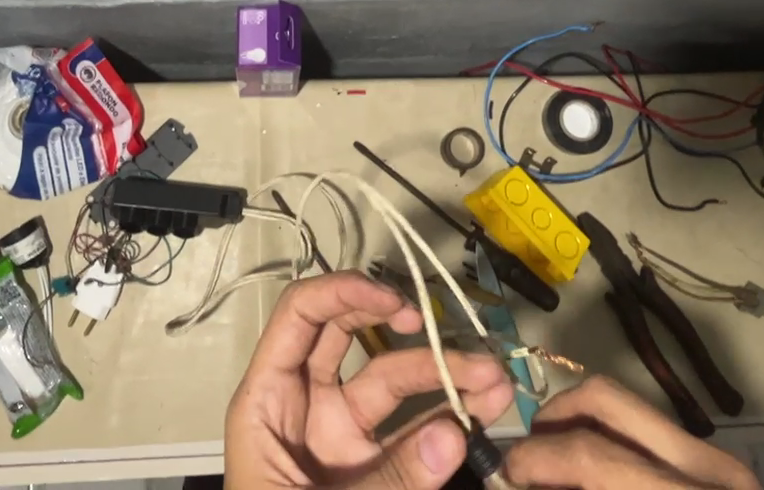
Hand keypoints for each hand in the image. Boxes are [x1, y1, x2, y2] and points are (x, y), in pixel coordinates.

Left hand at [226, 271, 517, 489]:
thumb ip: (392, 478)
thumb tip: (456, 430)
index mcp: (269, 398)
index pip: (300, 317)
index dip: (342, 293)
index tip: (393, 299)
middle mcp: (306, 402)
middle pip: (349, 336)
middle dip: (400, 324)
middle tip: (440, 326)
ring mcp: (342, 433)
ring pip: (393, 381)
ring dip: (443, 373)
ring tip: (494, 378)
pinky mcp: (373, 466)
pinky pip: (414, 431)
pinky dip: (449, 418)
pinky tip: (485, 409)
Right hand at [506, 377, 758, 489]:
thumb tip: (524, 481)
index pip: (591, 454)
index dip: (533, 459)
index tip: (504, 476)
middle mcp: (708, 471)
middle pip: (603, 400)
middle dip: (548, 422)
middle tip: (524, 459)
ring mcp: (720, 465)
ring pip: (623, 405)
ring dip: (575, 424)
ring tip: (554, 463)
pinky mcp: (722, 468)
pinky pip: (646, 429)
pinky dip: (606, 439)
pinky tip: (594, 474)